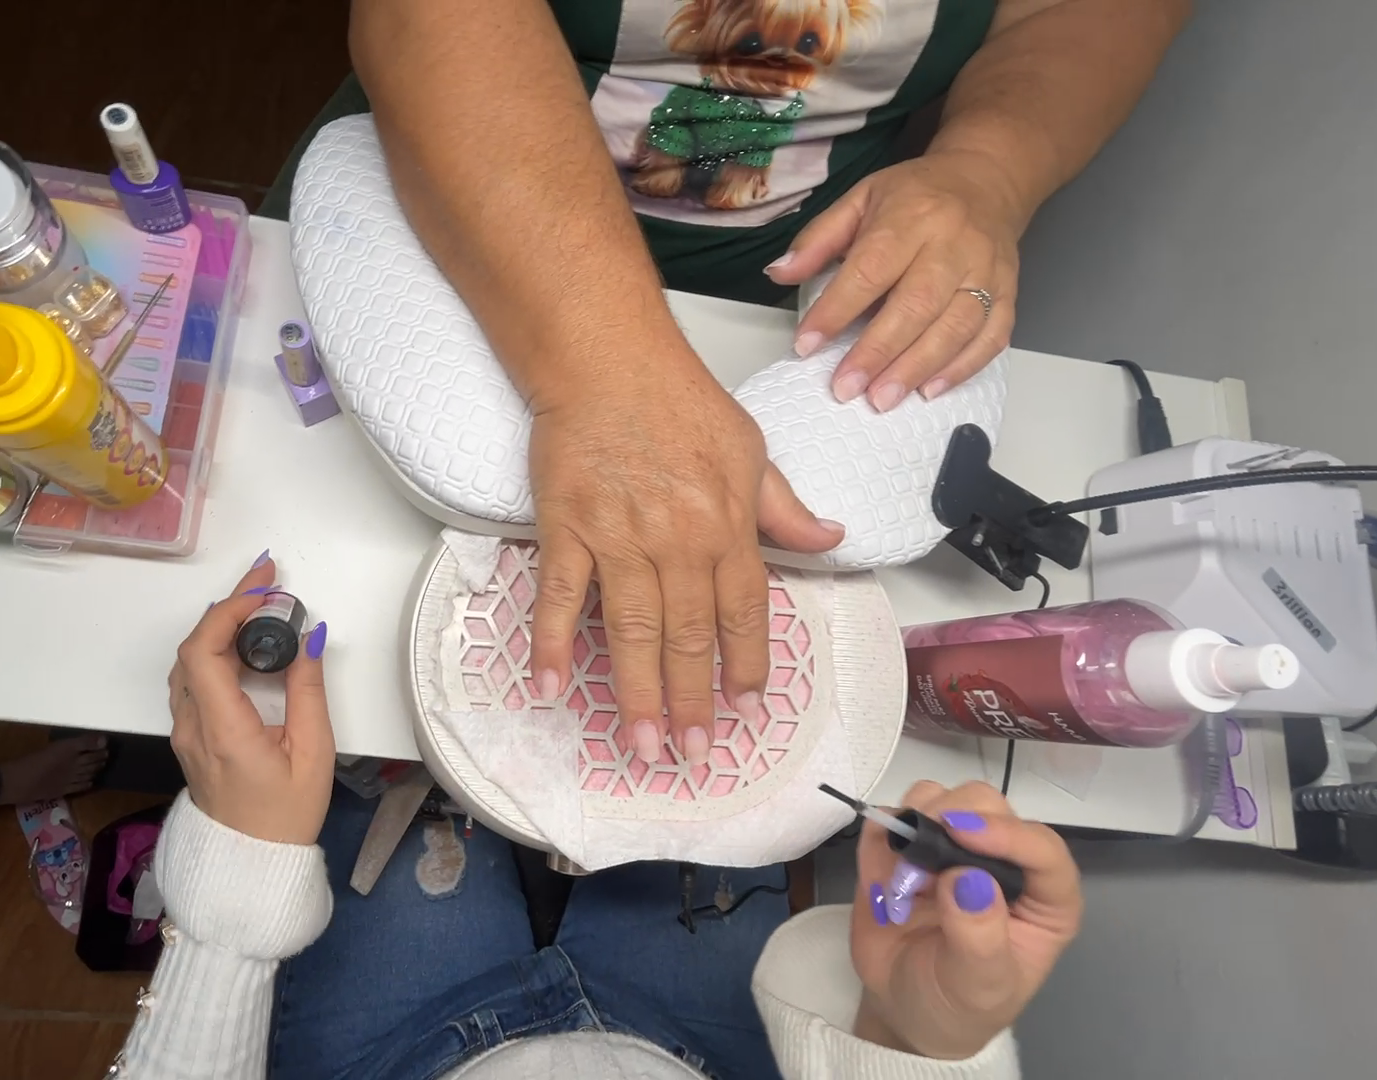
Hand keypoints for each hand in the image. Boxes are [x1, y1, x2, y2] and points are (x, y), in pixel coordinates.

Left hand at [167, 557, 334, 845]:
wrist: (249, 865)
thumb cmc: (287, 815)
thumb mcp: (313, 754)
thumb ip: (308, 691)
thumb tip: (311, 638)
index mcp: (223, 730)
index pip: (204, 651)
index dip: (229, 610)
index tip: (266, 588)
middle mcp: (192, 726)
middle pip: (192, 648)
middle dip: (229, 604)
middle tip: (269, 579)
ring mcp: (185, 731)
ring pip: (188, 661)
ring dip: (220, 624)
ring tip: (261, 602)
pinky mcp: (190, 736)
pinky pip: (193, 678)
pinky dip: (215, 647)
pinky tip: (245, 640)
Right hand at [526, 364, 842, 763]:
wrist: (609, 362)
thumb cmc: (678, 402)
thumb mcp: (750, 449)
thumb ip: (783, 507)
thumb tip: (829, 543)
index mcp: (727, 523)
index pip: (744, 611)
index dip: (745, 665)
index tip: (745, 709)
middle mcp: (678, 540)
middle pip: (687, 635)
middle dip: (692, 700)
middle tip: (691, 754)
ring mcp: (618, 537)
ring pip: (629, 629)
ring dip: (636, 692)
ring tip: (642, 744)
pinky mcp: (567, 527)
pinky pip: (559, 594)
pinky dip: (552, 641)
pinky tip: (548, 686)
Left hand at [768, 150, 1025, 410]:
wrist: (988, 178)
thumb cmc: (915, 197)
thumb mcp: (858, 200)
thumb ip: (817, 240)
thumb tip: (778, 272)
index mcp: (912, 218)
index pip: (869, 271)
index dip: (835, 312)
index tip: (806, 346)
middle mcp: (954, 245)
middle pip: (915, 305)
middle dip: (877, 353)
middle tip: (846, 388)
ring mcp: (987, 270)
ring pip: (955, 326)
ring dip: (916, 368)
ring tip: (882, 399)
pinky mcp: (1009, 291)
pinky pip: (992, 335)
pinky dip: (963, 368)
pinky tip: (930, 390)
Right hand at [849, 781, 1082, 1059]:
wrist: (900, 1005)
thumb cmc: (955, 1003)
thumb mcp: (977, 986)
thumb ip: (978, 936)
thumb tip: (969, 879)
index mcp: (1040, 900)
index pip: (1042, 849)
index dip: (1007, 834)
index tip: (960, 832)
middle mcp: (997, 863)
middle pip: (985, 804)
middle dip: (952, 816)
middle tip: (924, 850)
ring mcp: (946, 849)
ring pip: (938, 796)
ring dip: (916, 818)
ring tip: (906, 869)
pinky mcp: (901, 845)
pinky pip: (892, 813)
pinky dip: (884, 828)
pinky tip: (883, 868)